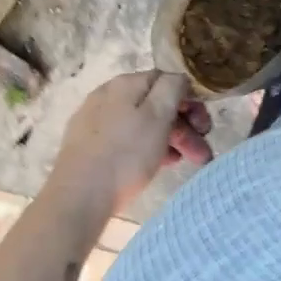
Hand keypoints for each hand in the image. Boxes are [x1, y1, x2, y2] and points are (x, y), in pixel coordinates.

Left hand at [51, 71, 212, 214]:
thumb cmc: (125, 155)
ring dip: (168, 139)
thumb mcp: (159, 115)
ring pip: (141, 124)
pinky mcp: (86, 148)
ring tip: (185, 161)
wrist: (77, 200)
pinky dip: (145, 148)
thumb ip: (173, 87)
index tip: (204, 126)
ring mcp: (93, 123)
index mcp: (125, 83)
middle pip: (154, 104)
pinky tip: (158, 165)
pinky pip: (124, 140)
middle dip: (183, 126)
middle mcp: (107, 96)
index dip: (190, 101)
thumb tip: (179, 79)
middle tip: (201, 151)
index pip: (167, 80)